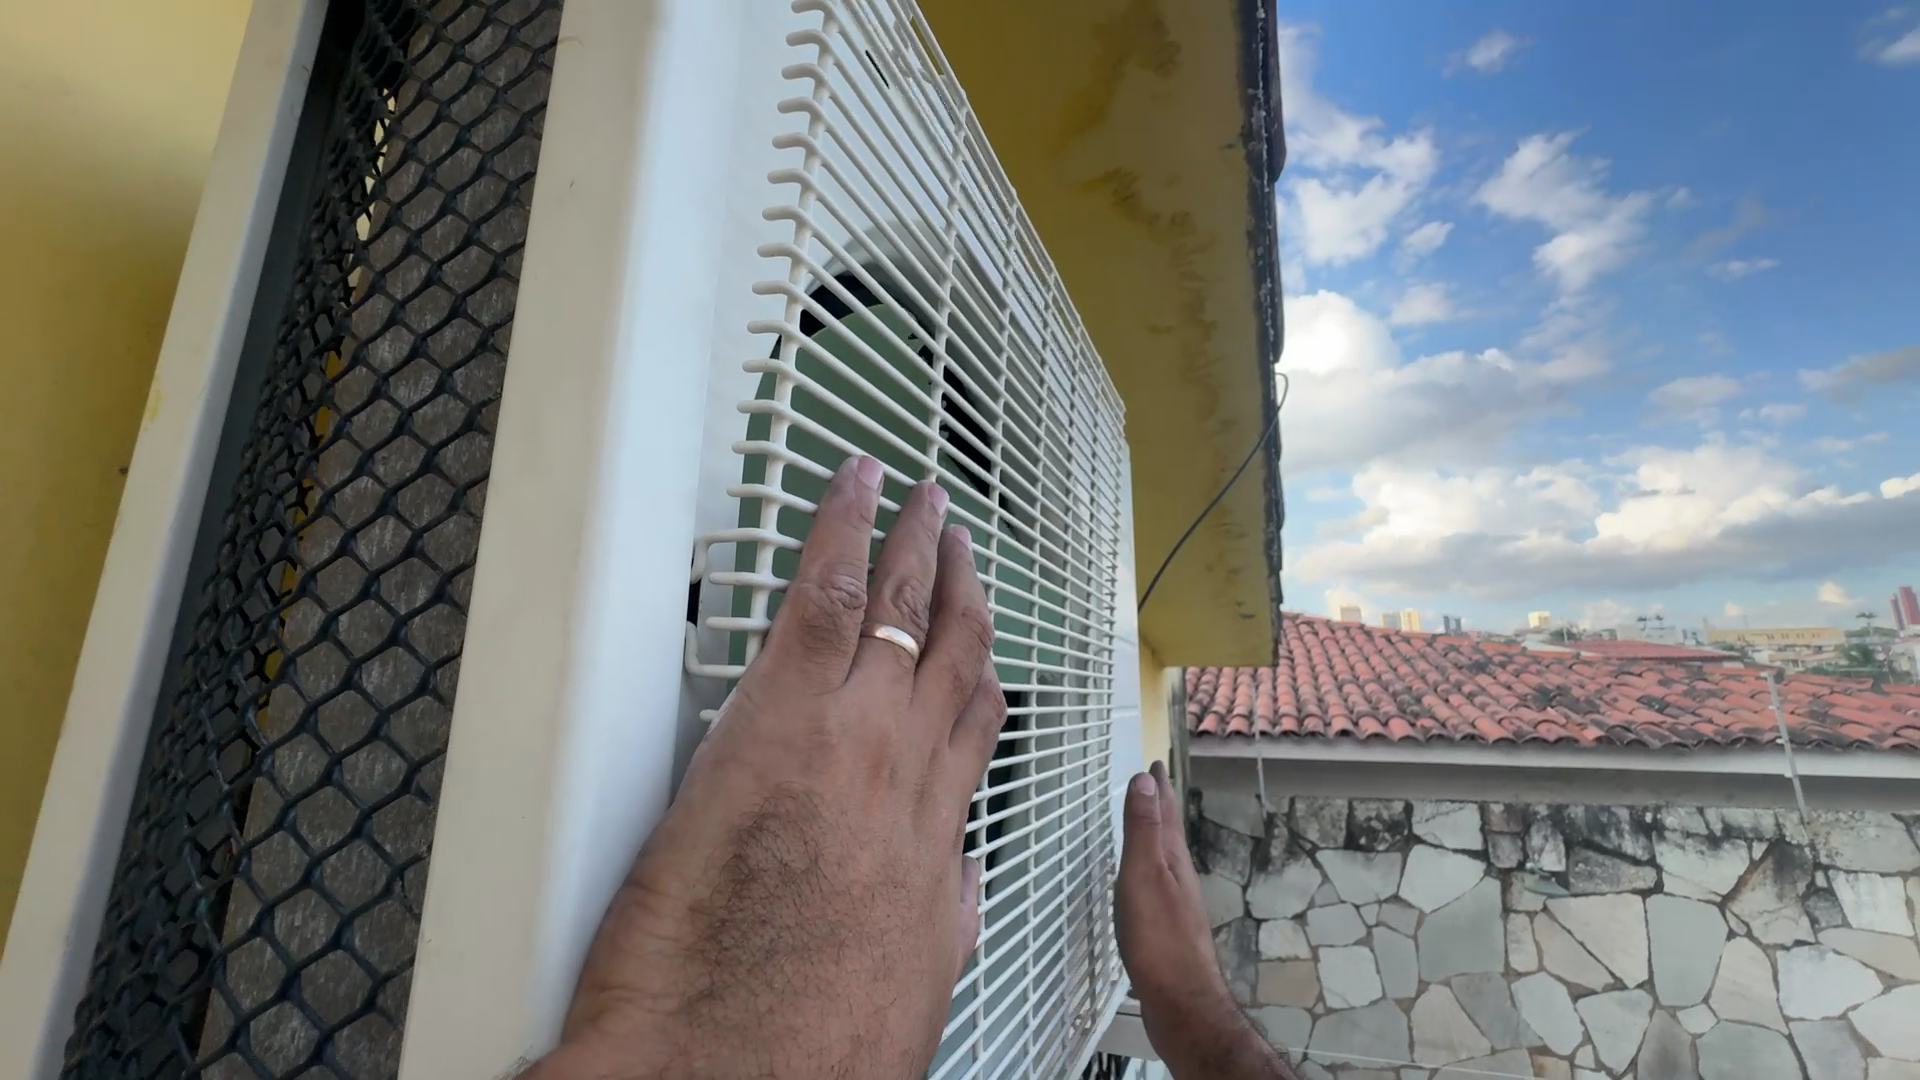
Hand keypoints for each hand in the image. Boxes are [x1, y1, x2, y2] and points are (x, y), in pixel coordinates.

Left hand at [530, 455, 1006, 1078]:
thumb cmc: (806, 1042)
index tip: (981, 642)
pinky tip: (855, 482)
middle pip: (952, 653)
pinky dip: (843, 525)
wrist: (734, 1069)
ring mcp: (854, 725)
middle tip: (963, 543)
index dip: (981, 671)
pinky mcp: (785, 705)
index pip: (971, 726)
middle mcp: (908, 765)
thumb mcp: (913, 985)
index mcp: (932, 831)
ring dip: (916, 545)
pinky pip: (826, 589)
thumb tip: (959, 889)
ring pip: (901, 608)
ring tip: (926, 503)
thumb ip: (941, 918)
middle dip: (961, 590)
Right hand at [1117, 762, 1294, 1079]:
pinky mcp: (1169, 927)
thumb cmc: (1158, 938)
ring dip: (1157, 832)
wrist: (1182, 1004)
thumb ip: (1143, 829)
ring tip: (1148, 820)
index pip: (1166, 812)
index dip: (1159, 787)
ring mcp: (1177, 902)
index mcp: (1172, 859)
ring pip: (1166, 855)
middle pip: (1170, 831)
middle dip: (1160, 804)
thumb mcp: (1144, 875)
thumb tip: (1145, 779)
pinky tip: (1146, 878)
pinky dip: (1151, 864)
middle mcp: (1179, 875)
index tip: (1156, 761)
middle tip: (1154, 782)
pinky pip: (1159, 881)